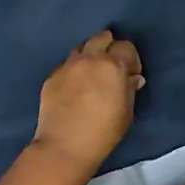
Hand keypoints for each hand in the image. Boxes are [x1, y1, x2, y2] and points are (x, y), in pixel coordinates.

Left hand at [30, 30, 143, 172]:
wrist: (64, 146)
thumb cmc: (103, 132)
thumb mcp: (126, 113)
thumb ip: (130, 90)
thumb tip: (132, 78)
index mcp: (111, 66)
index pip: (126, 47)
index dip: (131, 59)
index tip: (131, 75)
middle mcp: (88, 59)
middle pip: (101, 38)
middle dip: (109, 47)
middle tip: (111, 67)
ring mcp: (67, 66)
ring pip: (81, 49)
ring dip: (90, 56)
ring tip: (91, 75)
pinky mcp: (51, 77)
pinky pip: (66, 65)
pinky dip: (74, 70)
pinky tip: (74, 87)